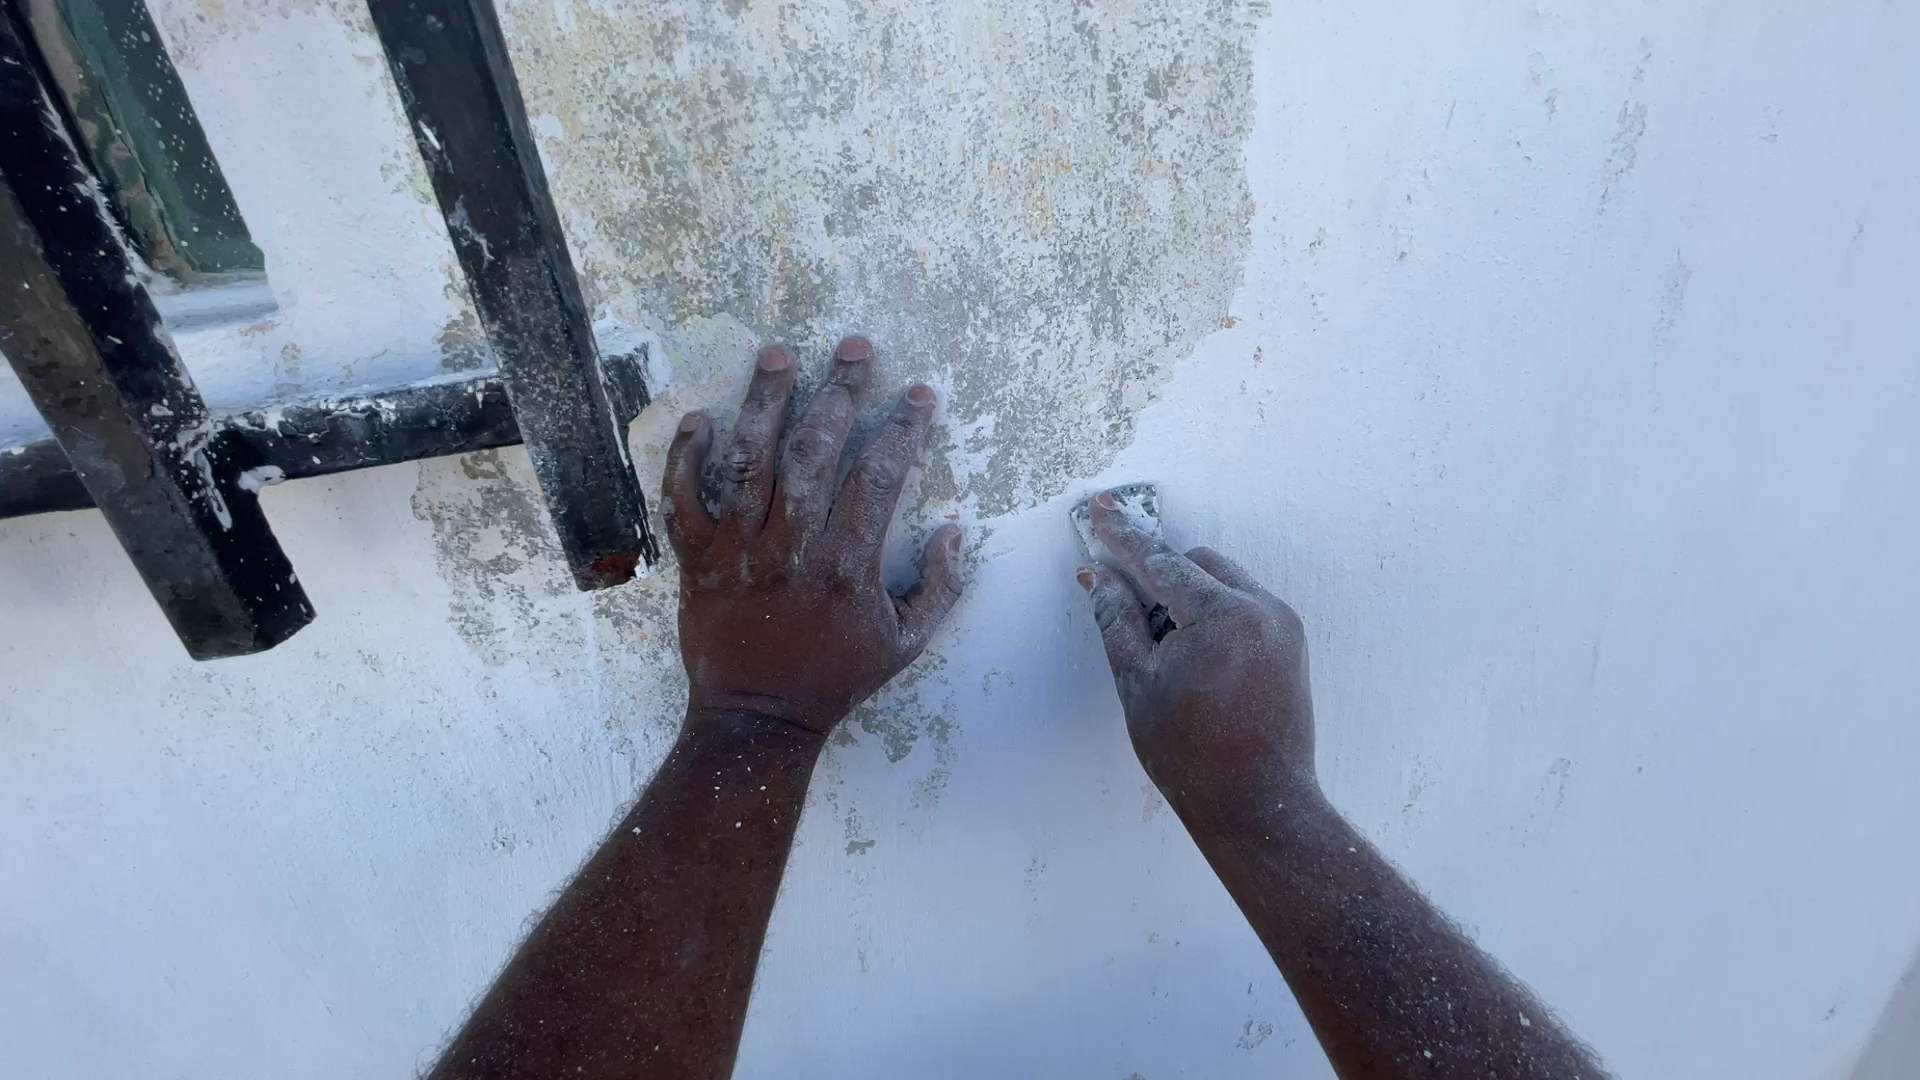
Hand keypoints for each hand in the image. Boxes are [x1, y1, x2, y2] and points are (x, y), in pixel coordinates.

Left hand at [662, 338, 964, 735]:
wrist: (758, 719)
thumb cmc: (835, 679)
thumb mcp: (906, 646)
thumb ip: (940, 589)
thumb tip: (954, 533)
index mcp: (848, 567)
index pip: (879, 479)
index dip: (903, 431)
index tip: (918, 395)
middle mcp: (792, 549)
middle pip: (815, 453)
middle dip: (839, 393)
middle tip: (853, 347)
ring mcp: (738, 553)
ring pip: (750, 463)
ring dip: (766, 403)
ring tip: (779, 355)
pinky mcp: (697, 563)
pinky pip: (683, 501)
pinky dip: (686, 458)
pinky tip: (701, 418)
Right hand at [1078, 492, 1315, 834]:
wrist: (1258, 806)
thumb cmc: (1191, 752)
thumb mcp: (1136, 680)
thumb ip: (1116, 616)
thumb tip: (1098, 575)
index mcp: (1223, 615)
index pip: (1160, 560)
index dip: (1123, 535)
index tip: (1100, 508)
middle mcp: (1262, 609)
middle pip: (1195, 562)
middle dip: (1157, 574)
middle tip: (1125, 605)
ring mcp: (1282, 625)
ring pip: (1220, 580)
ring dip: (1184, 593)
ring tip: (1162, 646)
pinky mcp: (1290, 643)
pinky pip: (1241, 603)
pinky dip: (1209, 611)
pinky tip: (1190, 653)